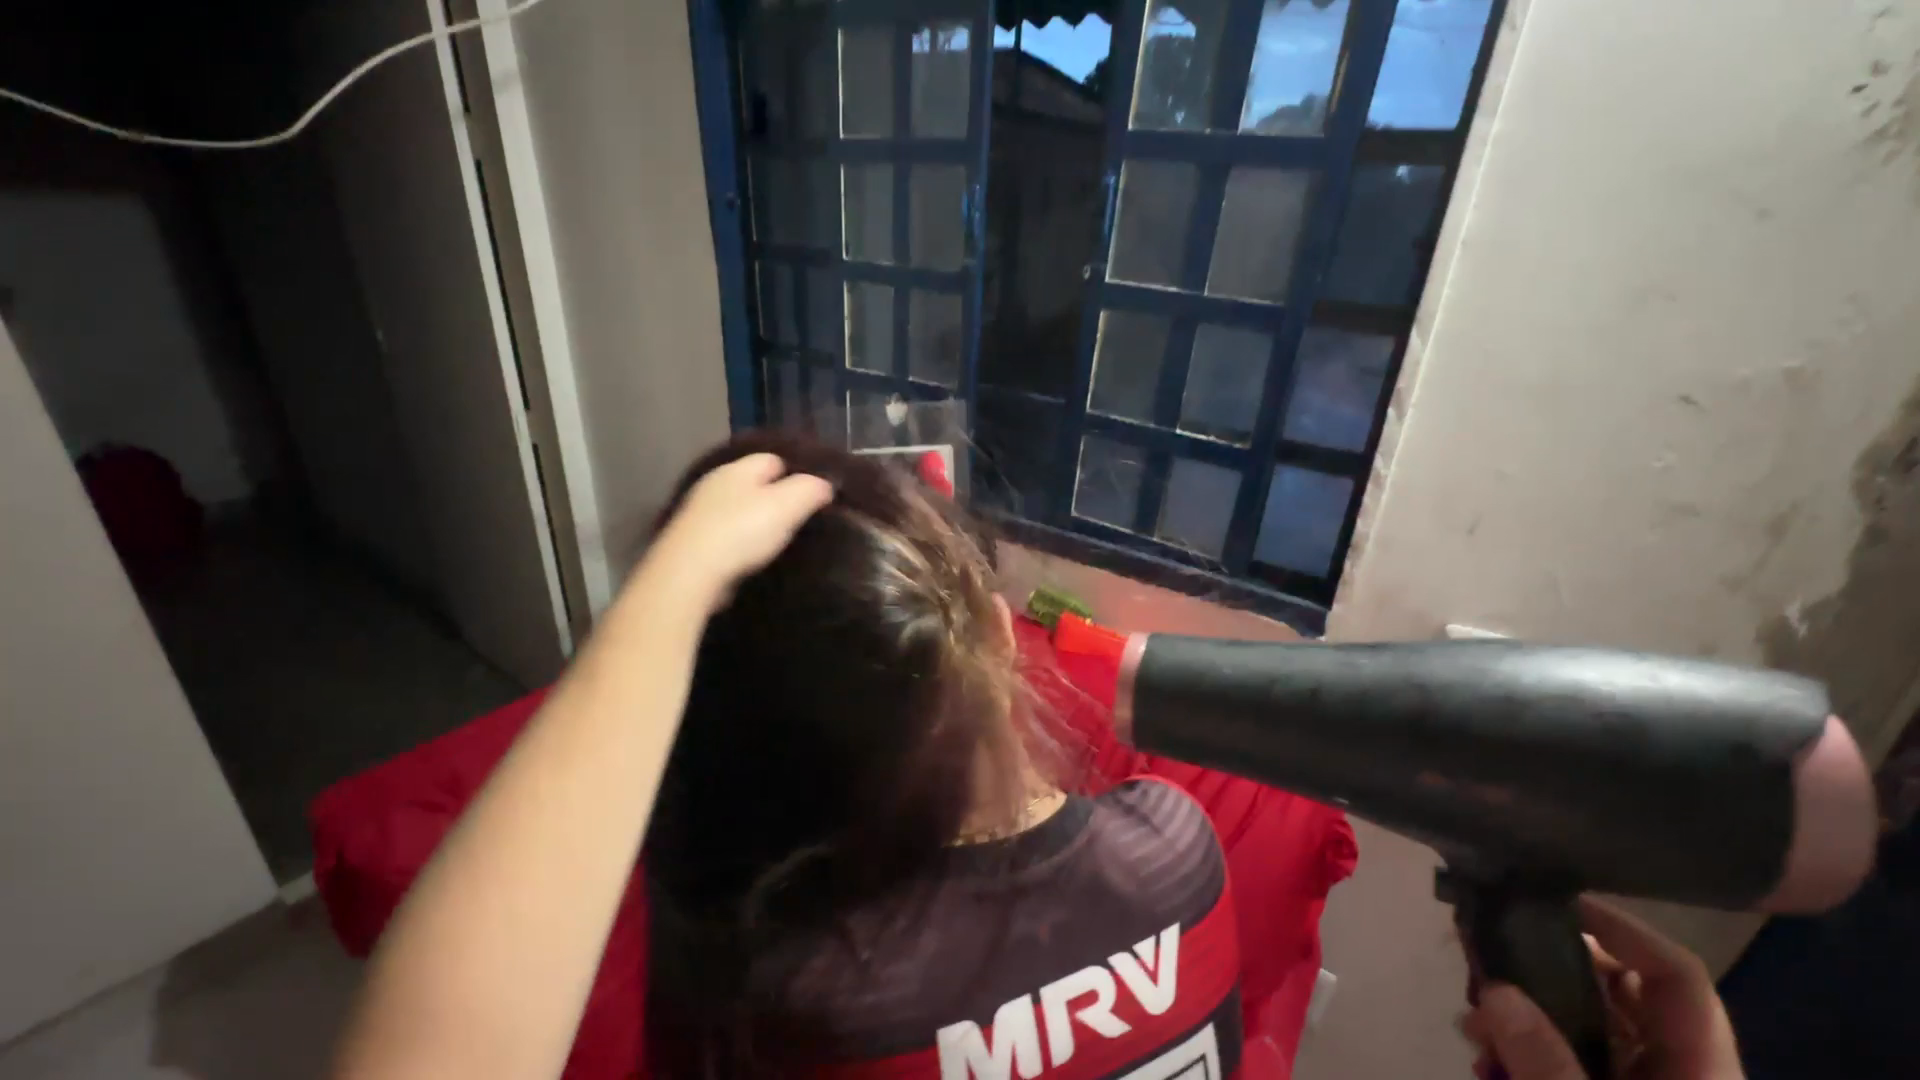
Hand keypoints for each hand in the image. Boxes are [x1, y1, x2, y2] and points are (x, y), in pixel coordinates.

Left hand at [636, 453, 833, 612]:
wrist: (690, 571)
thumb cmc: (743, 531)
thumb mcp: (788, 505)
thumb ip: (811, 489)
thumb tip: (826, 484)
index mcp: (737, 468)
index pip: (775, 459)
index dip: (798, 474)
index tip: (815, 498)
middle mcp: (715, 482)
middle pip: (755, 484)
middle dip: (775, 498)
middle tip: (800, 521)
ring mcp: (699, 511)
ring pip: (738, 508)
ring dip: (754, 522)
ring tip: (778, 542)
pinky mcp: (691, 540)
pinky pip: (724, 533)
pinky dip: (738, 542)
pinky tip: (751, 557)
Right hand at [1463, 898, 1742, 1079]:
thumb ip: (1546, 1062)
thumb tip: (1495, 988)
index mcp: (1701, 1071)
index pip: (1678, 975)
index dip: (1622, 930)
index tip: (1551, 902)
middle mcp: (1676, 1071)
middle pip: (1617, 992)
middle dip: (1542, 973)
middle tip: (1484, 963)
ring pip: (1583, 1027)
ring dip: (1521, 1018)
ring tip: (1473, 1028)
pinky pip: (1569, 1062)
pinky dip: (1524, 1053)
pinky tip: (1487, 1067)